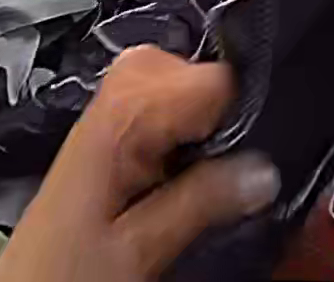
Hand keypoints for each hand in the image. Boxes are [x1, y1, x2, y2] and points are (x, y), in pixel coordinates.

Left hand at [0, 46, 279, 281]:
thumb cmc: (65, 270)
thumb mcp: (138, 249)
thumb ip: (203, 201)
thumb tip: (269, 169)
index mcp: (127, 105)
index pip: (219, 78)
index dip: (238, 116)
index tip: (238, 156)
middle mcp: (125, 77)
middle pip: (211, 72)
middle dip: (222, 117)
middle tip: (205, 171)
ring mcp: (124, 83)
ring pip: (200, 76)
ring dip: (207, 119)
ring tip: (184, 168)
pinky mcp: (126, 98)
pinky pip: (182, 87)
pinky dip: (193, 117)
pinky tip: (175, 156)